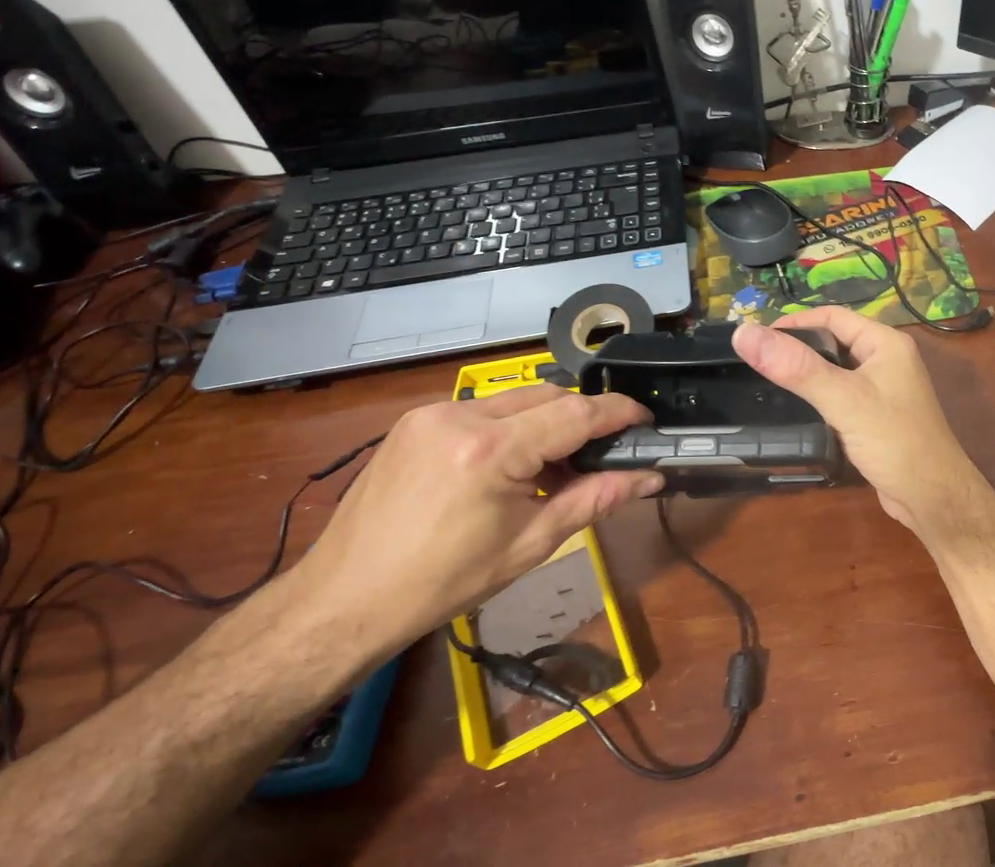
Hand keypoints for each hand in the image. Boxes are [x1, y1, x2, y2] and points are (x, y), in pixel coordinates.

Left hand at [290, 385, 660, 650]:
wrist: (346, 598)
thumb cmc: (444, 582)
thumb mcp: (531, 543)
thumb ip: (595, 499)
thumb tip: (648, 478)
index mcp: (490, 451)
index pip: (575, 413)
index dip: (618, 412)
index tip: (646, 421)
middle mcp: (459, 417)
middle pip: (547, 396)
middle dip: (582, 420)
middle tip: (601, 458)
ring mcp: (430, 414)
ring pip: (514, 400)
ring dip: (545, 423)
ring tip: (553, 471)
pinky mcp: (413, 422)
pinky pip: (481, 411)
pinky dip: (509, 429)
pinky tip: (510, 468)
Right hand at [731, 309, 988, 529]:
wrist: (932, 497)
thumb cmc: (895, 441)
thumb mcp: (844, 400)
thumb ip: (797, 368)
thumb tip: (745, 334)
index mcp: (886, 343)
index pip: (832, 316)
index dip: (794, 323)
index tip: (755, 338)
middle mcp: (887, 360)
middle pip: (833, 342)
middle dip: (797, 349)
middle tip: (754, 363)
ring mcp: (884, 390)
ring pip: (836, 372)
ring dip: (806, 376)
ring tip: (765, 385)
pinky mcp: (876, 417)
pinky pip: (841, 397)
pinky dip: (818, 399)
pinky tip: (794, 412)